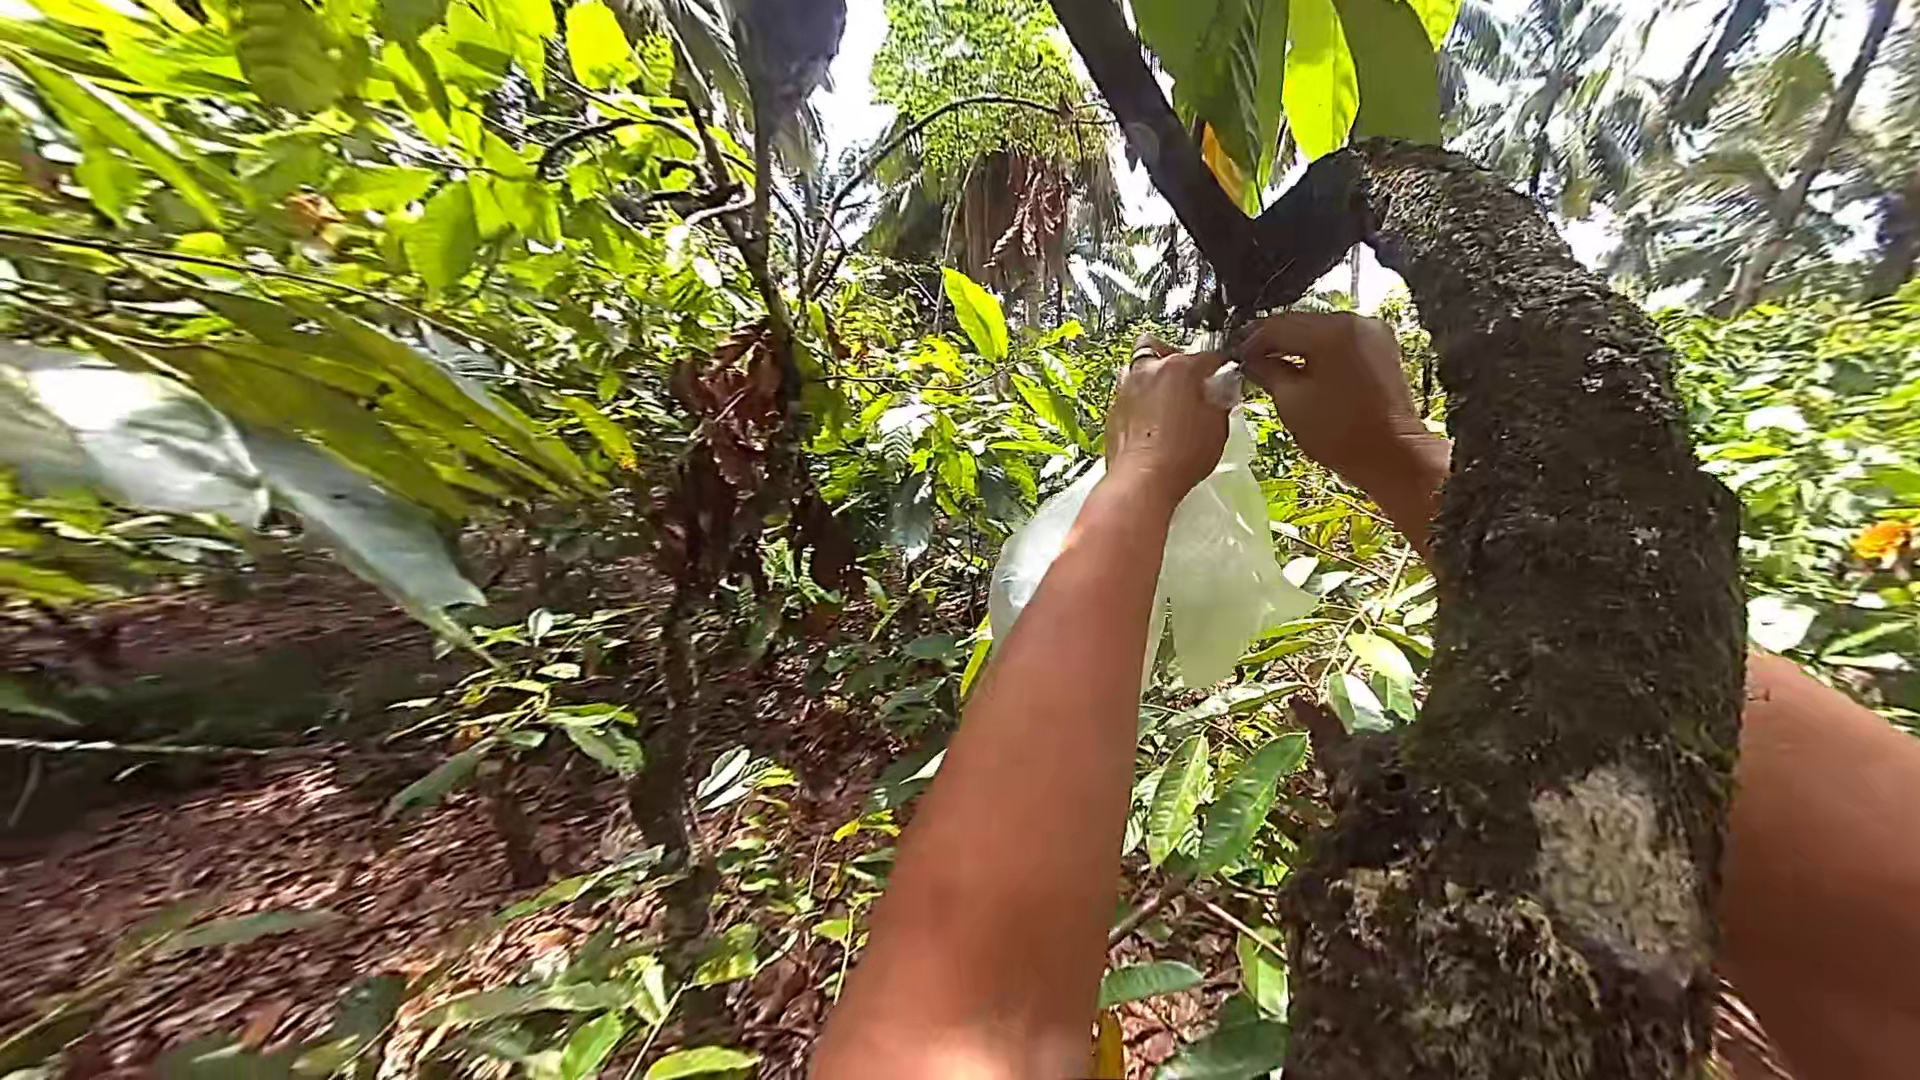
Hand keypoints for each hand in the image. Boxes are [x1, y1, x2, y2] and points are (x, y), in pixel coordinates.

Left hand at [1103, 334, 1229, 510]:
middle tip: (1189, 382)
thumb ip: (1220, 400)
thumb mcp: (1217, 427)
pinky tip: (1150, 418)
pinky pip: (1127, 394)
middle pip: (1162, 349)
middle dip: (1176, 360)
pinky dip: (1138, 399)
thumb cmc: (1179, 456)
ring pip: (1137, 367)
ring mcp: (1126, 389)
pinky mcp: (1112, 410)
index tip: (1224, 377)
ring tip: (1165, 397)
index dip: (1220, 367)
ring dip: (1151, 375)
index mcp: (1179, 368)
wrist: (1141, 481)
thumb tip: (1221, 390)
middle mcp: (1148, 371)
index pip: (1208, 356)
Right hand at [1233, 312, 1432, 489]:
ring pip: (1318, 329)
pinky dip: (1315, 350)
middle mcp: (1355, 324)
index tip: (1235, 353)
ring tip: (1270, 366)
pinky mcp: (1379, 348)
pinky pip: (1337, 339)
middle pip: (1299, 322)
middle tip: (1247, 359)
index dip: (1250, 340)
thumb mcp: (1290, 401)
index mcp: (1331, 334)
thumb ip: (1266, 372)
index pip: (1277, 325)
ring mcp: (1371, 334)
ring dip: (1292, 345)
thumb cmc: (1340, 433)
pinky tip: (1299, 368)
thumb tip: (1251, 362)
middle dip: (1271, 341)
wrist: (1389, 453)